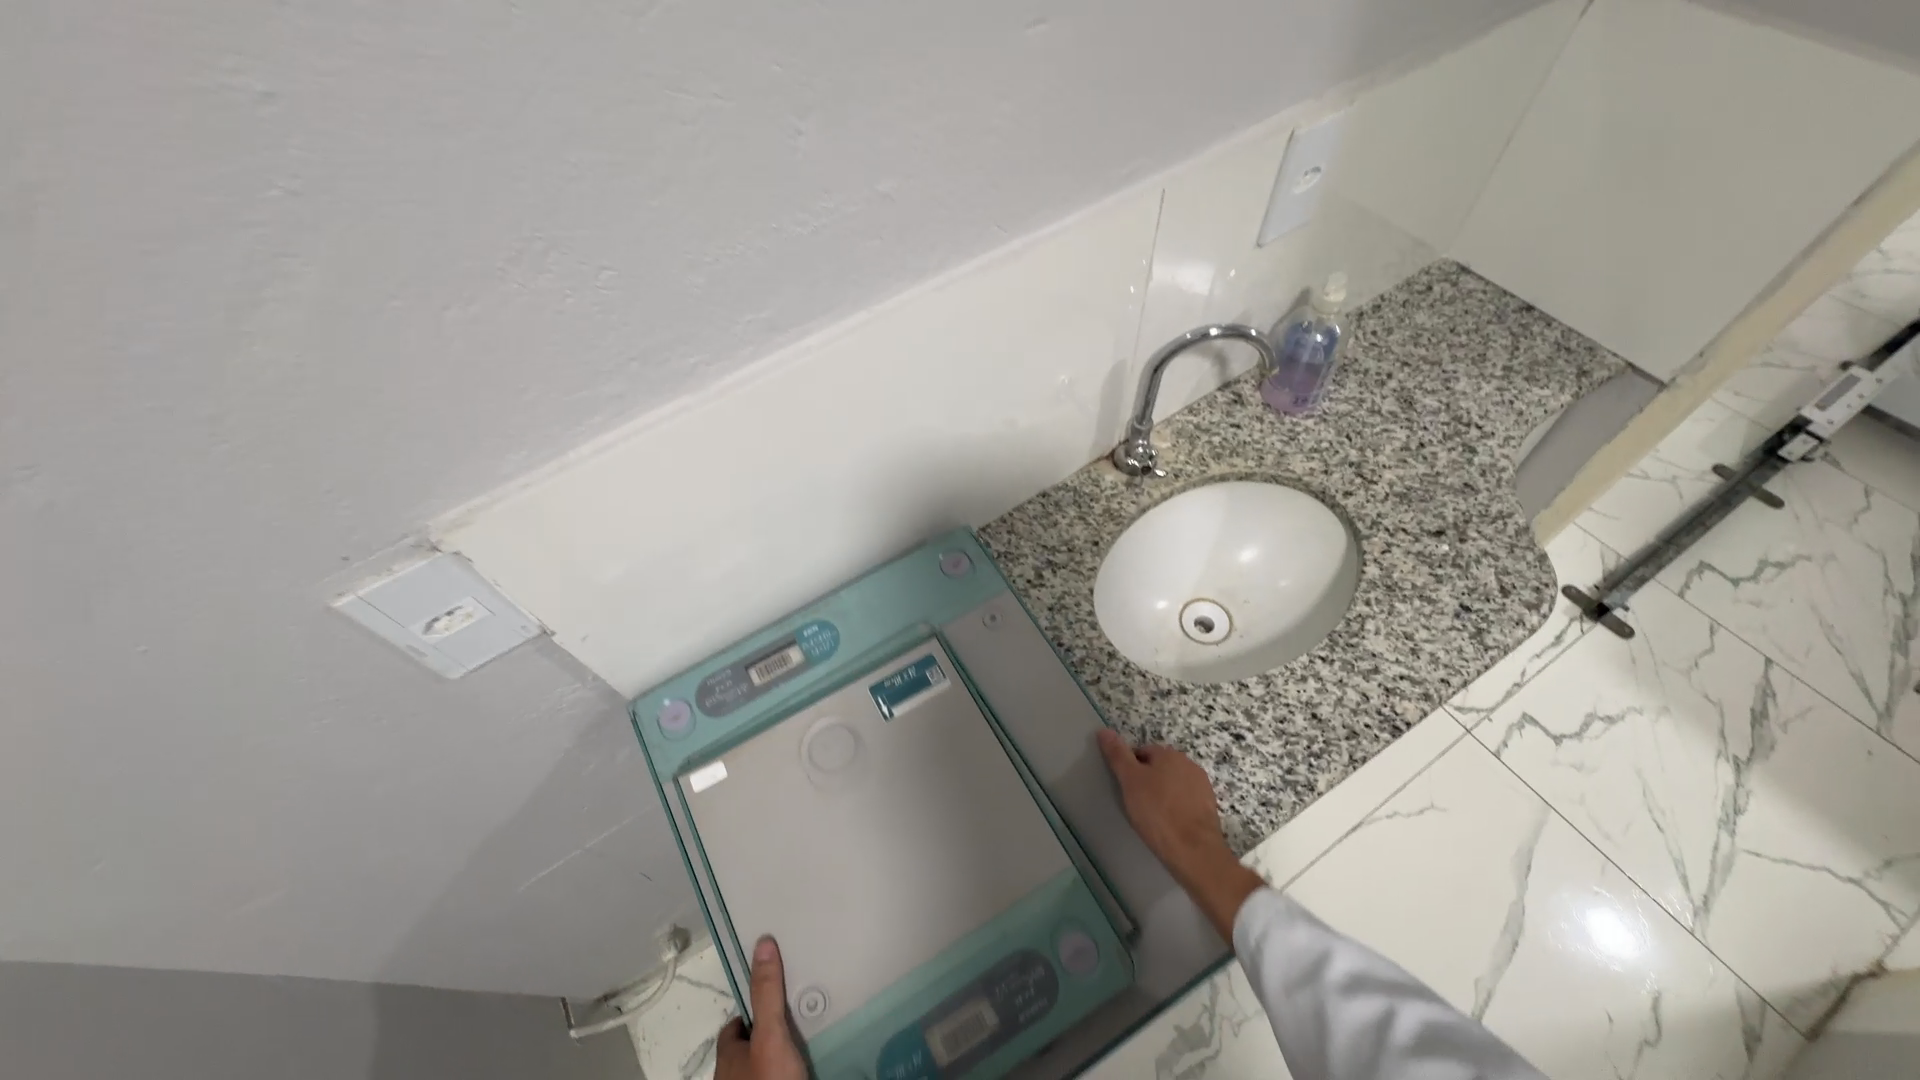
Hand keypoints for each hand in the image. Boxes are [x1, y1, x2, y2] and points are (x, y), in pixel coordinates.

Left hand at [714, 937, 807, 1079]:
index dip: (752, 1011)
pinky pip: (780, 1077)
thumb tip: (763, 942)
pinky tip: (810, 1068)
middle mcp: (732, 1078)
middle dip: (768, 1033)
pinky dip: (791, 1071)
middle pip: (748, 1048)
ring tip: (807, 1042)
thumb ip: (767, 994)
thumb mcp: (770, 1035)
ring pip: (763, 1066)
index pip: (735, 1027)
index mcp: (727, 1058)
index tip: (774, 999)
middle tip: (796, 1019)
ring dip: (780, 1054)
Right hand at [1097, 728, 1263, 940]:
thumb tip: (1104, 730)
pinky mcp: (1208, 805)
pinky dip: (1177, 807)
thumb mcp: (1129, 781)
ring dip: (1163, 793)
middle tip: (1137, 803)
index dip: (1130, 769)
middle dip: (1148, 780)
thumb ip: (1117, 755)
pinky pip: (1186, 800)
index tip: (1125, 789)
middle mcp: (1188, 763)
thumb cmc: (1157, 812)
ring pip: (1173, 783)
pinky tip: (1170, 823)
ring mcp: (1201, 784)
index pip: (1141, 752)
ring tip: (1153, 815)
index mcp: (1168, 754)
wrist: (1193, 849)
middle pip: (1159, 766)